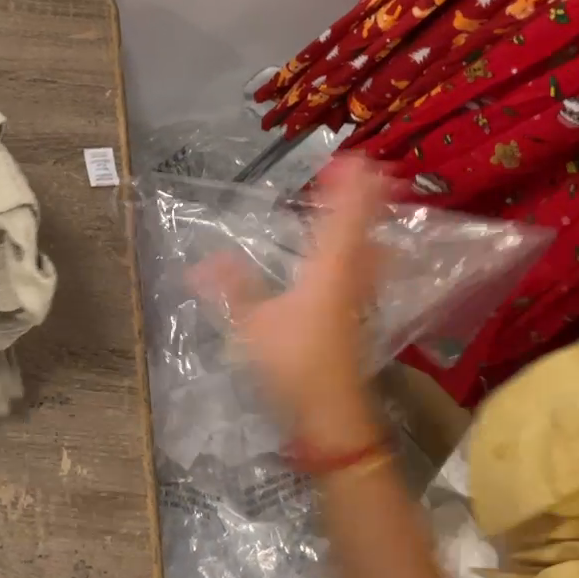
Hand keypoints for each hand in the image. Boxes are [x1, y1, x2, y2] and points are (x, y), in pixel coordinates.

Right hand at [192, 157, 388, 450]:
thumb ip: (230, 288)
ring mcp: (360, 298)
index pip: (342, 221)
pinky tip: (368, 249)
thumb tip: (202, 260)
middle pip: (366, 229)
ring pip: (373, 248)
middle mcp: (350, 278)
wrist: (334, 417)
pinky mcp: (359, 314)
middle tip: (372, 168)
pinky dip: (369, 246)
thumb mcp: (250, 325)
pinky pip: (370, 266)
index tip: (354, 160)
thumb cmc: (293, 366)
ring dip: (374, 220)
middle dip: (370, 198)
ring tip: (376, 197)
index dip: (349, 190)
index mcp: (326, 272)